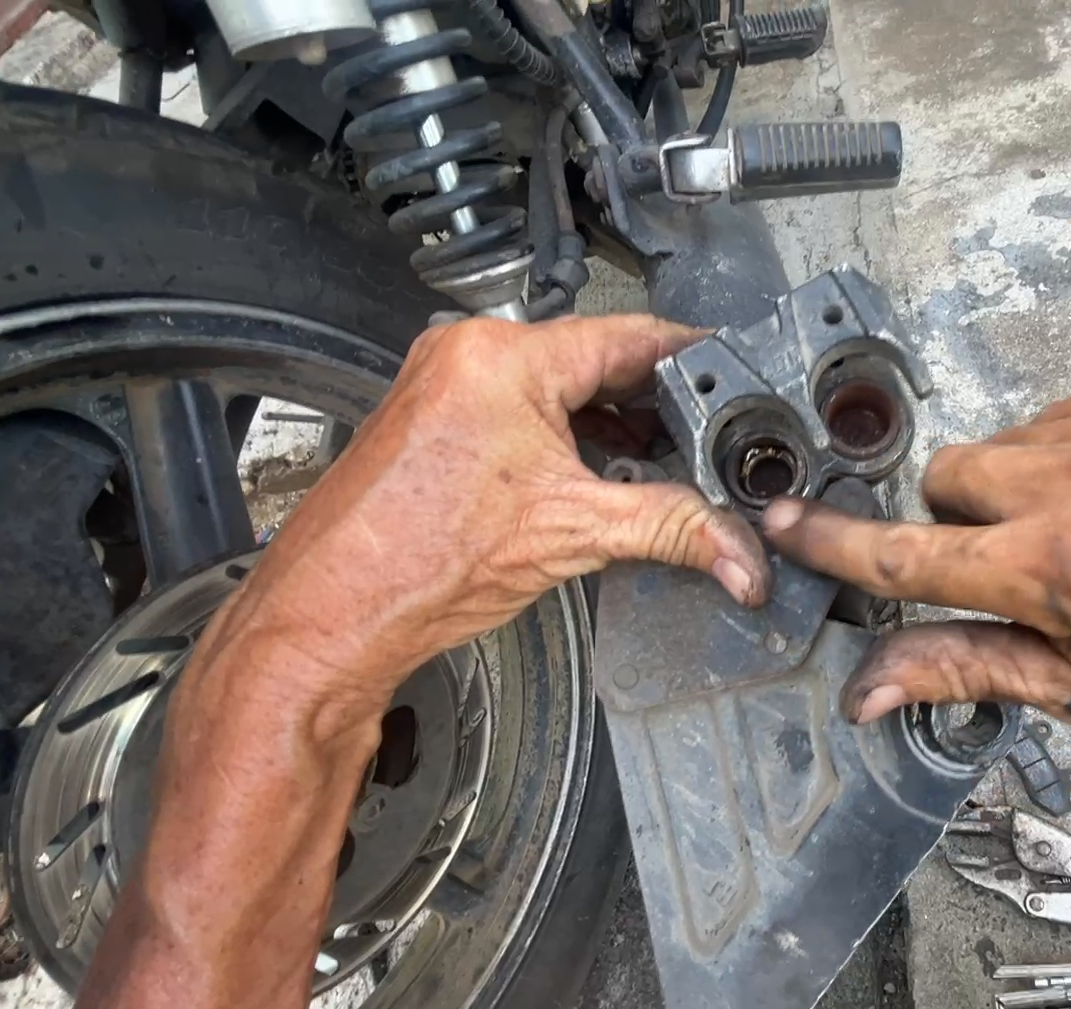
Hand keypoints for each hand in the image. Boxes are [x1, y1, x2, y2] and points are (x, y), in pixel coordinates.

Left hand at [203, 315, 770, 722]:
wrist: (335, 611)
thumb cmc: (416, 560)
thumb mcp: (574, 533)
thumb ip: (671, 528)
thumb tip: (735, 550)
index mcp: (504, 360)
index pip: (628, 335)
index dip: (690, 353)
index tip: (728, 366)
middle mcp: (471, 356)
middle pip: (597, 358)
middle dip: (657, 395)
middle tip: (707, 426)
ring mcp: (451, 384)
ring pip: (563, 384)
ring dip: (615, 415)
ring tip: (663, 450)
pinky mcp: (443, 418)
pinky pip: (529, 407)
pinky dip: (574, 431)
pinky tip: (602, 464)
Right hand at [761, 361, 1070, 759]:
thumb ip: (965, 666)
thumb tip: (869, 688)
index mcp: (1057, 571)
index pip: (907, 556)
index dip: (833, 544)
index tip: (784, 524)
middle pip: (946, 477)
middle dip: (963, 519)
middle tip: (1025, 555)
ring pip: (1002, 444)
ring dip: (1021, 486)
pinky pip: (1063, 412)